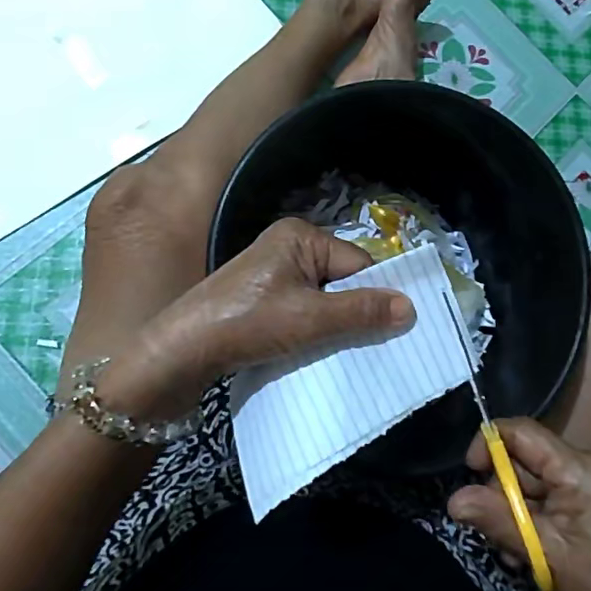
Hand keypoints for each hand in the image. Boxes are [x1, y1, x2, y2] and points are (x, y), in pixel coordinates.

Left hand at [100, 219, 413, 416]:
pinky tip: (322, 350)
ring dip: (338, 324)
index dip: (377, 294)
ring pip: (327, 299)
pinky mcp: (265, 299)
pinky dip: (317, 330)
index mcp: (301, 236)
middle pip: (344, 280)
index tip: (397, 326)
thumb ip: (361, 311)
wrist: (180, 354)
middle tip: (377, 343)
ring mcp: (276, 274)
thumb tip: (410, 308)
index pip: (358, 264)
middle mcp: (290, 247)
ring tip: (349, 350)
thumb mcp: (311, 319)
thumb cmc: (247, 324)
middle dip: (357, 311)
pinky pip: (307, 310)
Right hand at [447, 419, 590, 590]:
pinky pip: (546, 502)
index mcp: (578, 465)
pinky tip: (533, 557)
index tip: (469, 475)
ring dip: (515, 516)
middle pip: (523, 459)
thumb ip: (499, 521)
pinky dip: (532, 525)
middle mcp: (581, 464)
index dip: (490, 444)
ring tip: (520, 557)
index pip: (522, 431)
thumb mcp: (548, 553)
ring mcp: (585, 485)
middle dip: (501, 494)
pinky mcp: (586, 505)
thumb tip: (453, 500)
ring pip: (530, 485)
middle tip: (498, 536)